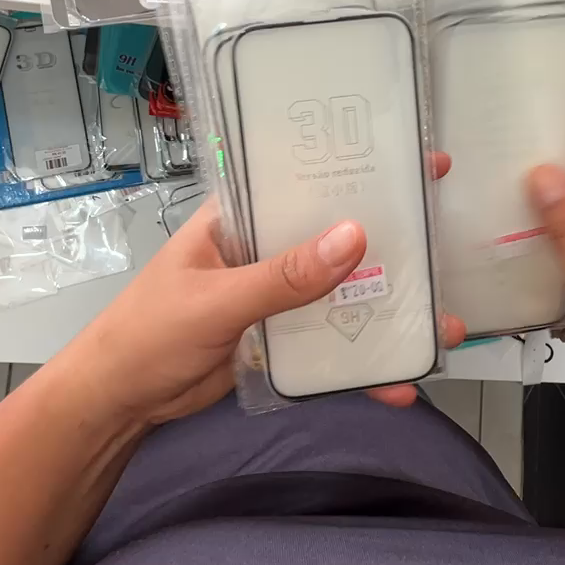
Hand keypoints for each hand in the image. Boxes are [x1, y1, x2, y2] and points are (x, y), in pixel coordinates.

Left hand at [61, 154, 464, 426]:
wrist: (120, 402)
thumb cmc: (148, 333)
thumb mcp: (215, 301)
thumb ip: (281, 277)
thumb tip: (355, 238)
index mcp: (240, 217)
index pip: (302, 178)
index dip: (355, 168)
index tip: (414, 161)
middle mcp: (264, 247)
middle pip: (334, 235)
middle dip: (388, 241)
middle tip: (443, 240)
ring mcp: (276, 294)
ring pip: (340, 292)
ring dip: (385, 307)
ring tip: (441, 324)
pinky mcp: (281, 338)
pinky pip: (329, 341)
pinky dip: (359, 362)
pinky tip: (396, 384)